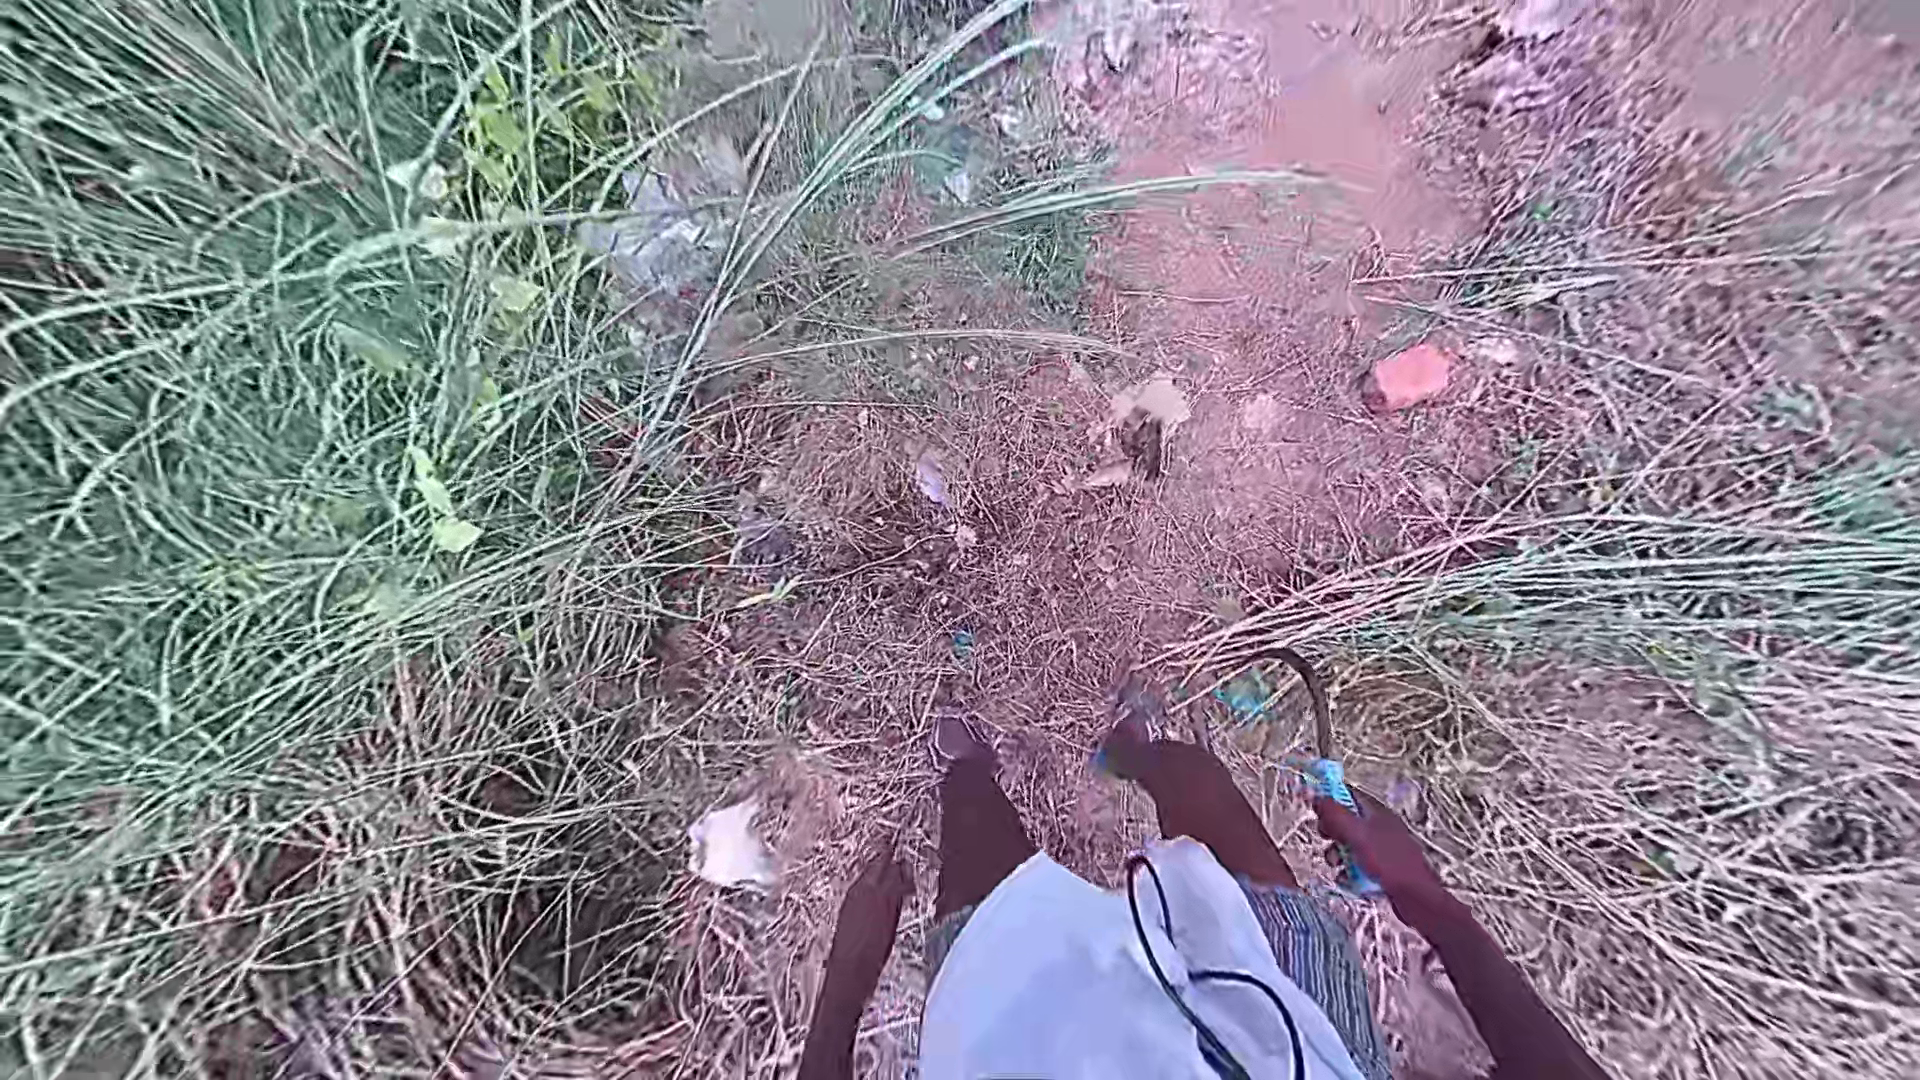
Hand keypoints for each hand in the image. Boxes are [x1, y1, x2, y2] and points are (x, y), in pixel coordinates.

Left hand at [821, 843, 911, 997]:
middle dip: (893, 863)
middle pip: (883, 863)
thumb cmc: (874, 960)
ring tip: (888, 874)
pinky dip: (869, 881)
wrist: (848, 976)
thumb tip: (903, 892)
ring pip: (870, 870)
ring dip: (881, 869)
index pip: (899, 870)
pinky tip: (874, 890)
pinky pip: (860, 882)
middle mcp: (867, 890)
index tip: (911, 870)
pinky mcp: (846, 902)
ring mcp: (854, 895)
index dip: (906, 868)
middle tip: (901, 865)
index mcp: (885, 896)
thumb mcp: (894, 928)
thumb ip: (897, 903)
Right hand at [1312, 789, 1452, 917]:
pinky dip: (1350, 868)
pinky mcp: (1385, 867)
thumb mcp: (1356, 833)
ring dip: (1337, 851)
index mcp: (1377, 812)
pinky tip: (1348, 878)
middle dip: (1331, 829)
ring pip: (1350, 842)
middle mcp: (1382, 826)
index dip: (1329, 797)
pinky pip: (1359, 861)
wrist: (1419, 902)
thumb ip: (1334, 813)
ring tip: (1335, 863)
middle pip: (1346, 818)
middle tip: (1325, 837)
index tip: (1315, 808)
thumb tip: (1317, 798)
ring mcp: (1384, 848)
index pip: (1347, 793)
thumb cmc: (1389, 864)